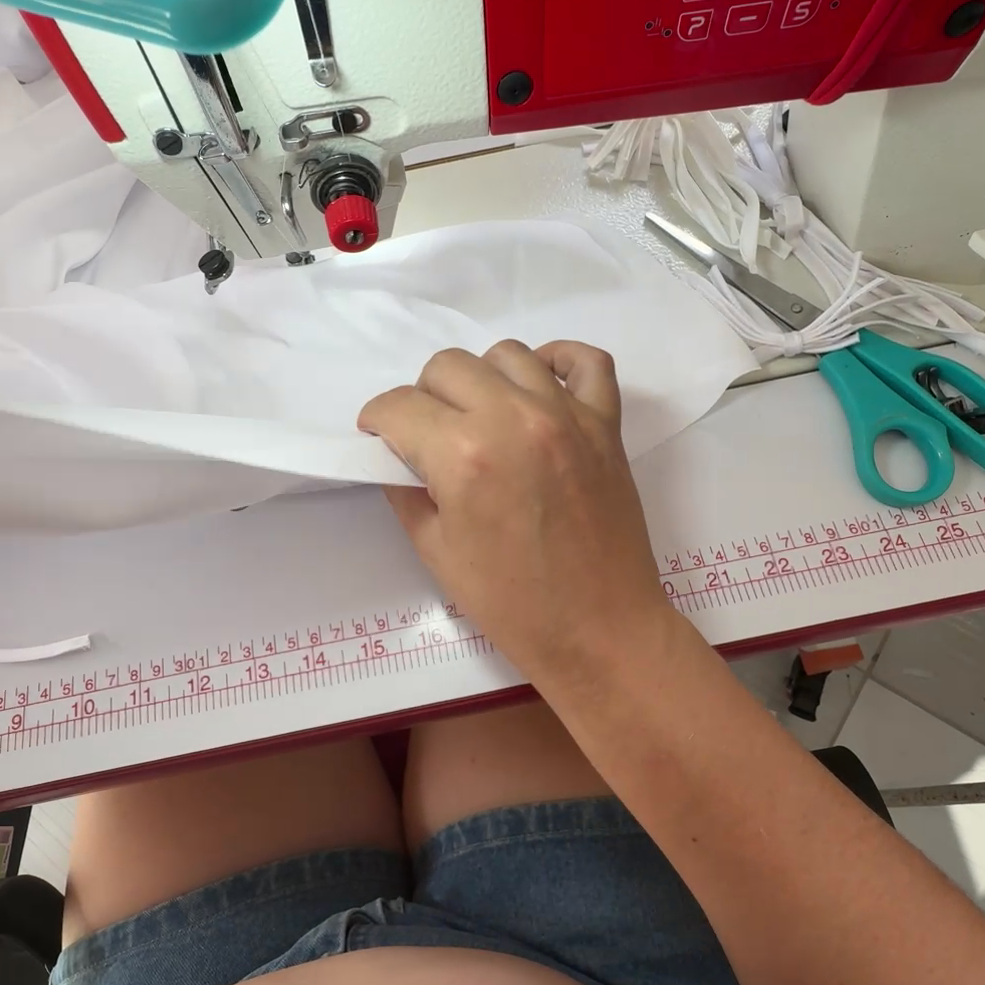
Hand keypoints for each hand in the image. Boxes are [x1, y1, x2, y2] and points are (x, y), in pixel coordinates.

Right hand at [358, 340, 677, 688]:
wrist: (599, 630)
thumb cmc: (512, 604)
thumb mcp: (435, 552)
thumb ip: (406, 488)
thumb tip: (398, 452)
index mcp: (464, 455)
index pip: (399, 406)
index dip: (378, 422)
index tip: (381, 438)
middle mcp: (514, 419)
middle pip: (447, 366)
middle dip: (424, 399)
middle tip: (430, 438)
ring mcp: (567, 414)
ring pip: (506, 354)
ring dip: (481, 380)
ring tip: (483, 419)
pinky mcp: (606, 423)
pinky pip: (586, 360)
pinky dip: (558, 362)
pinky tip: (540, 389)